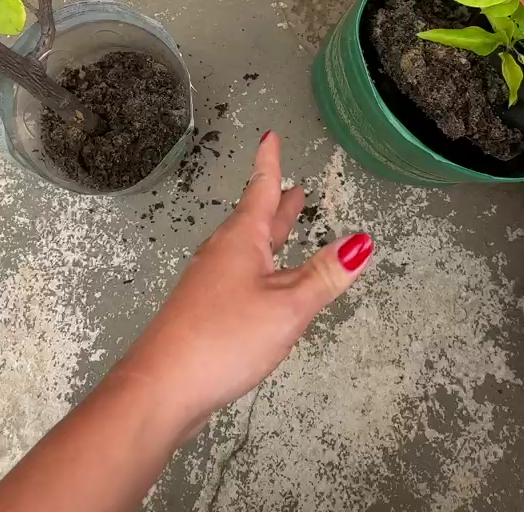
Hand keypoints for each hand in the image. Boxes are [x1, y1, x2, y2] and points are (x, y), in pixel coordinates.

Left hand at [112, 131, 373, 427]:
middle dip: (277, 202)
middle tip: (295, 187)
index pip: (262, 189)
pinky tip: (264, 283)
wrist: (161, 387)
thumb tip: (362, 241)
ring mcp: (210, 280)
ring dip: (270, 232)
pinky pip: (240, 273)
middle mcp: (224, 252)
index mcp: (243, 239)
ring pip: (248, 247)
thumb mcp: (287, 307)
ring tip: (286, 223)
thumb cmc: (225, 336)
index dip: (270, 162)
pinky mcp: (204, 309)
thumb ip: (325, 276)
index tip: (270, 136)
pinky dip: (260, 264)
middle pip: (256, 218)